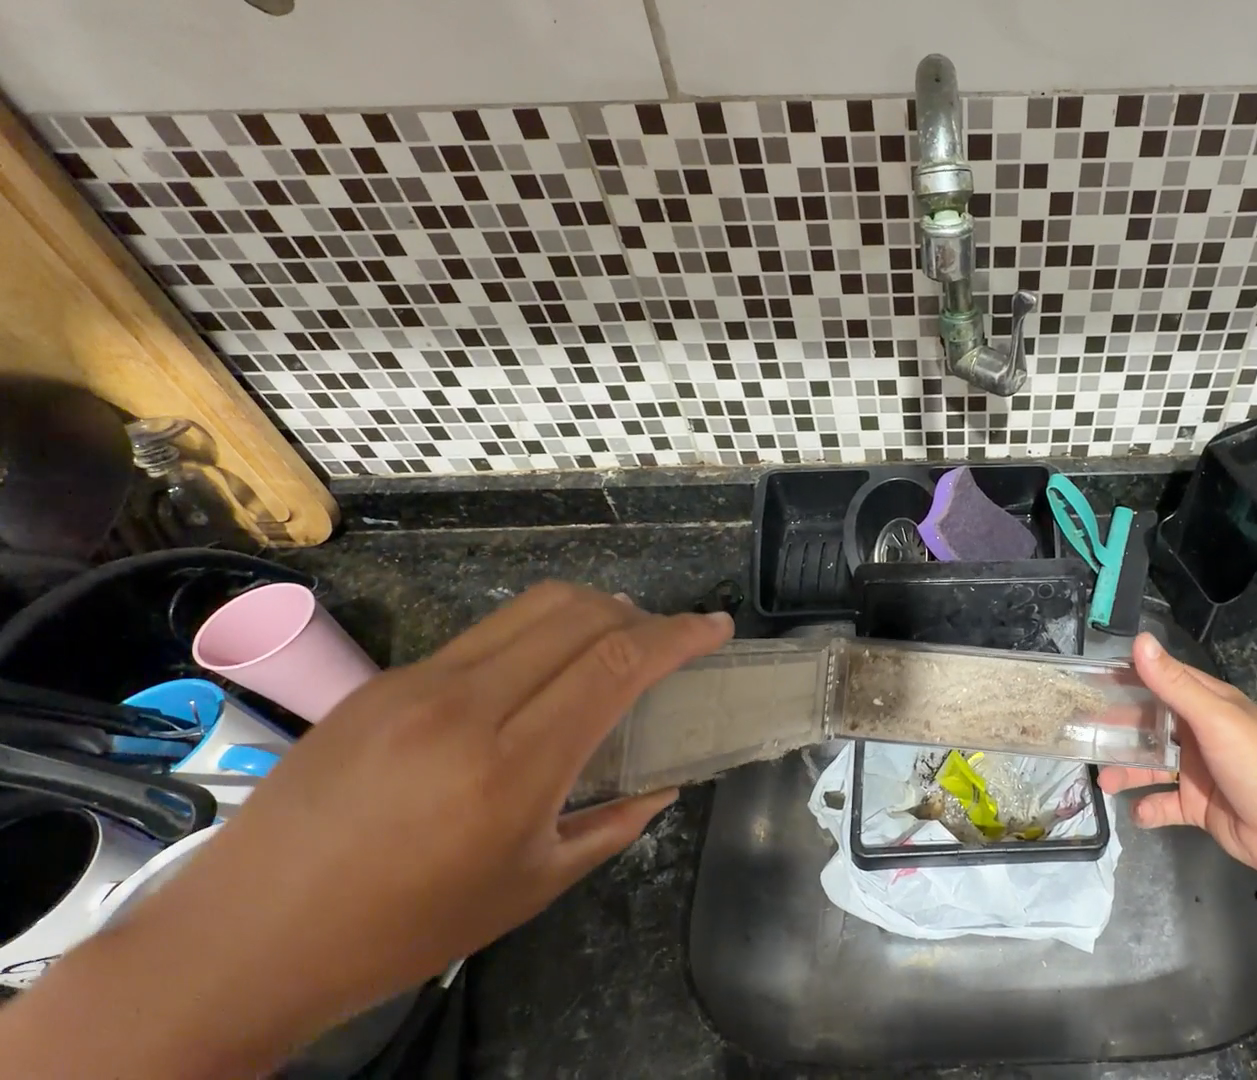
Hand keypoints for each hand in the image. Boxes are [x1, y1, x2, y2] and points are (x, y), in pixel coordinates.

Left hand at [58, 583, 732, 1073]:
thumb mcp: (530, 886)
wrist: (242, 939)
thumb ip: (612, 824)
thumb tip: (664, 784)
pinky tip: (537, 677)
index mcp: (512, 765)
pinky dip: (536, 636)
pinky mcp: (381, 682)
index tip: (717, 627)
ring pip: (530, 607)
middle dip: (642, 613)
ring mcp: (416, 683)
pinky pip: (484, 635)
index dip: (679, 634)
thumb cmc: (405, 928)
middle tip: (669, 642)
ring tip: (613, 644)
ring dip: (591, 612)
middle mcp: (466, 705)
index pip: (617, 662)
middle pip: (579, 612)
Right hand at [1099, 633, 1256, 886]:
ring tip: (1102, 779)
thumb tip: (1139, 640)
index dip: (1130, 678)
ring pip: (1152, 765)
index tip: (1093, 680)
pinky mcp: (1199, 806)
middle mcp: (1200, 734)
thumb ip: (1174, 683)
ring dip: (1127, 770)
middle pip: (1151, 724)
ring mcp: (1199, 771)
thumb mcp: (1214, 718)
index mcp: (1208, 705)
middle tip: (1082, 731)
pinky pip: (1165, 804)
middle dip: (1120, 727)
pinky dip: (1148, 807)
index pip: (1163, 681)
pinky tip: (1135, 811)